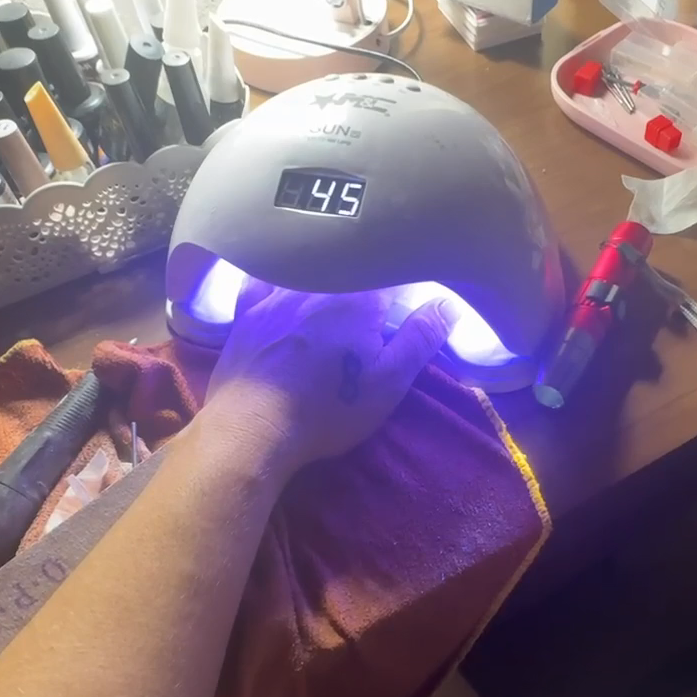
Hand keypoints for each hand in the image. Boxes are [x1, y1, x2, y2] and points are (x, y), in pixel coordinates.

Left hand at [200, 285, 453, 477]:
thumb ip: (420, 338)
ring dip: (326, 273)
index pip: (393, 273)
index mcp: (359, 298)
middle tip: (376, 300)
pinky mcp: (247, 313)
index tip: (411, 297)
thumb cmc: (329, 408)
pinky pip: (264, 281)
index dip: (406, 282)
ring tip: (335, 285)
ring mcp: (276, 295)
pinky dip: (276, 278)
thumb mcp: (389, 381)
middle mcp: (317, 284)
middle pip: (351, 268)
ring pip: (309, 269)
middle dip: (368, 276)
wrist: (254, 428)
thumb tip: (449, 304)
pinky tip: (281, 281)